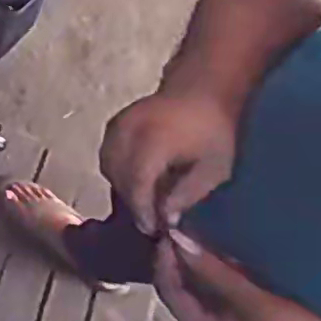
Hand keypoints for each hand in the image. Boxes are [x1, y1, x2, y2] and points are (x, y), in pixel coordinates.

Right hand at [99, 88, 237, 233]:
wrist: (200, 91)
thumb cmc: (214, 131)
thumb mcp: (214, 169)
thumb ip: (187, 193)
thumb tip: (167, 217)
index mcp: (152, 143)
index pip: (136, 182)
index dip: (141, 208)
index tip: (152, 229)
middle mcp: (127, 132)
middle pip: (117, 174)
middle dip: (130, 200)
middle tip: (148, 220)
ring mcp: (117, 125)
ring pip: (107, 163)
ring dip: (121, 184)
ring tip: (141, 200)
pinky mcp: (115, 122)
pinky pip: (107, 151)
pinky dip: (116, 168)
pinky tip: (134, 178)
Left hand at [155, 232, 320, 320]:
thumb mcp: (266, 308)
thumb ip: (218, 274)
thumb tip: (178, 237)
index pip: (169, 291)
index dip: (164, 258)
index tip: (168, 228)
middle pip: (185, 298)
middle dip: (180, 264)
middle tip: (185, 232)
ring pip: (207, 306)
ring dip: (203, 276)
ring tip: (207, 243)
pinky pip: (229, 315)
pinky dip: (224, 291)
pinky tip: (237, 271)